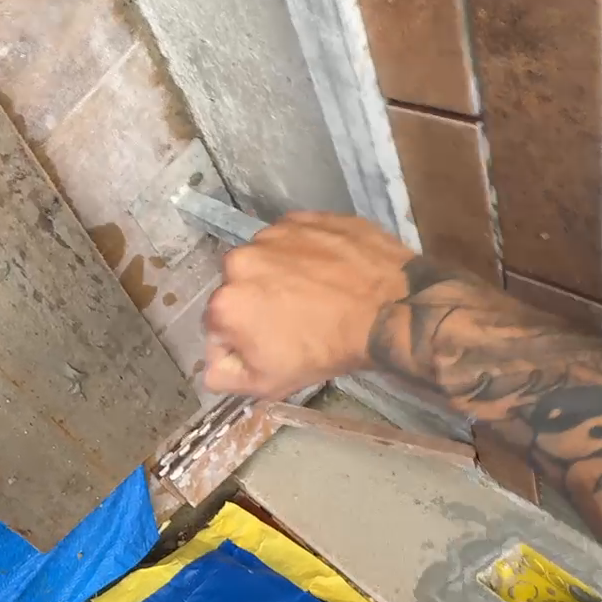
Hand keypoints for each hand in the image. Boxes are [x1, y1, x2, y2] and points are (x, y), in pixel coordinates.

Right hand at [202, 212, 413, 397]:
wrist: (389, 309)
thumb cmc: (324, 350)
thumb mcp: (265, 384)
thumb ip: (221, 376)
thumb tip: (211, 362)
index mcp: (225, 303)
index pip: (217, 325)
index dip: (240, 339)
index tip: (268, 344)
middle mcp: (239, 261)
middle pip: (238, 288)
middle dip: (256, 302)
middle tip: (291, 319)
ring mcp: (273, 234)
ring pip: (264, 261)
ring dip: (278, 275)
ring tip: (312, 294)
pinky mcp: (306, 217)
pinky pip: (293, 239)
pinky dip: (303, 254)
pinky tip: (326, 273)